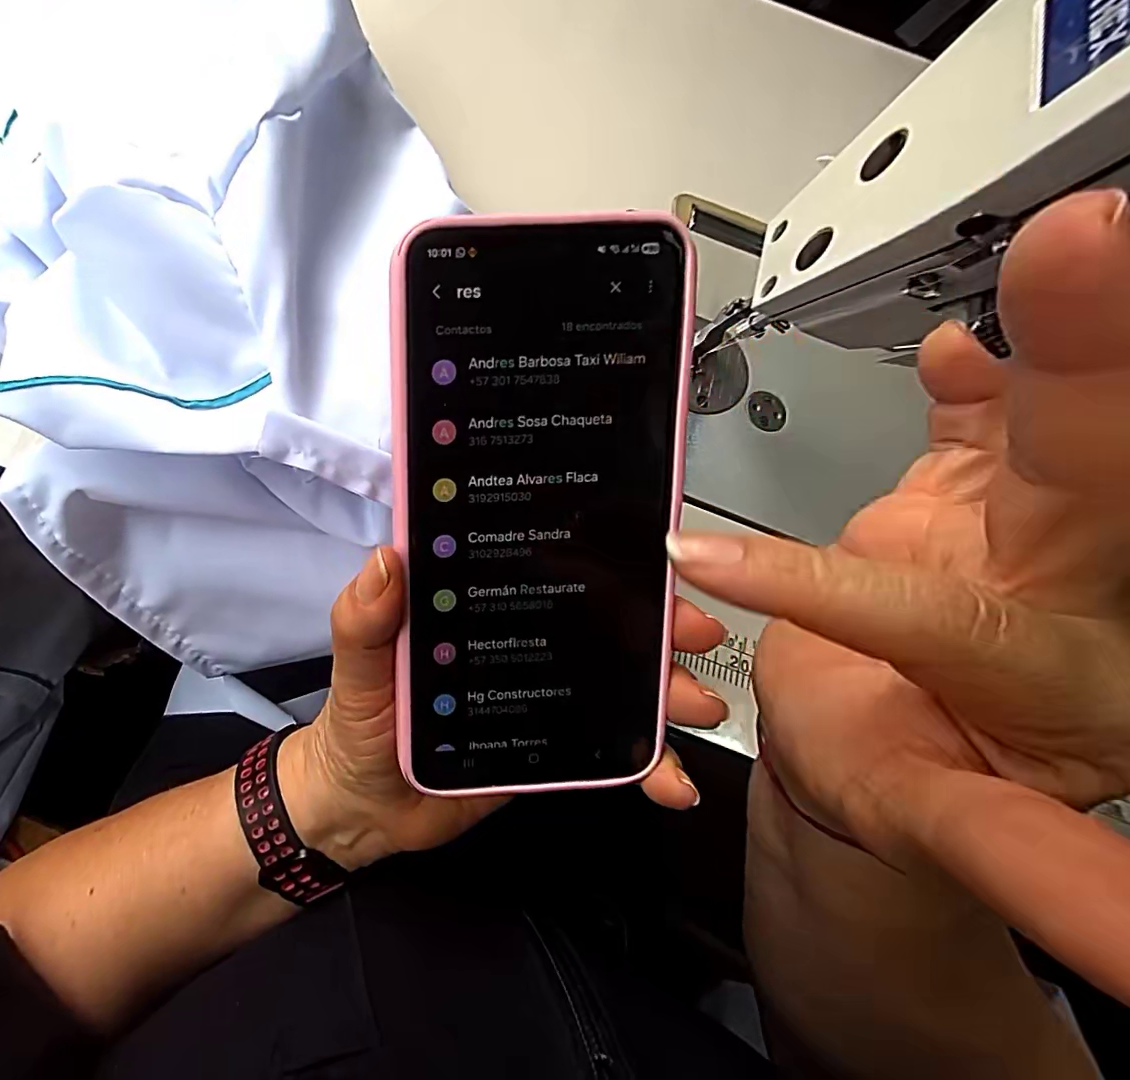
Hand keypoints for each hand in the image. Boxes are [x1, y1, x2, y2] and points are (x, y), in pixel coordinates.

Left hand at [280, 546, 731, 868]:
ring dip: (661, 690)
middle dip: (647, 625)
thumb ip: (363, 625)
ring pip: (609, 683)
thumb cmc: (353, 729)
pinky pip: (605, 750)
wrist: (365, 807)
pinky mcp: (544, 748)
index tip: (642, 565)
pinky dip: (645, 763)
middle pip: (587, 624)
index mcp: (462, 616)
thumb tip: (385, 561)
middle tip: (691, 634)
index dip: (587, 564)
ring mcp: (529, 697)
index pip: (531, 573)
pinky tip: (670, 778)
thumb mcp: (357, 673)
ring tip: (693, 704)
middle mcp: (503, 647)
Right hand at [667, 188, 1129, 857]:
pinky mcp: (967, 509)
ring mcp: (1017, 536)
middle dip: (1088, 370)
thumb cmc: (905, 779)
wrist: (893, 739)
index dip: (814, 586)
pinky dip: (984, 378)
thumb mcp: (951, 834)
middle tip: (1090, 242)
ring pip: (1057, 435)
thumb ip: (1037, 875)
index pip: (937, 616)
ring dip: (1054, 344)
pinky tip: (961, 344)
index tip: (705, 562)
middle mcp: (1061, 588)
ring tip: (1066, 246)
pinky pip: (992, 430)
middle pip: (1091, 477)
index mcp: (1049, 674)